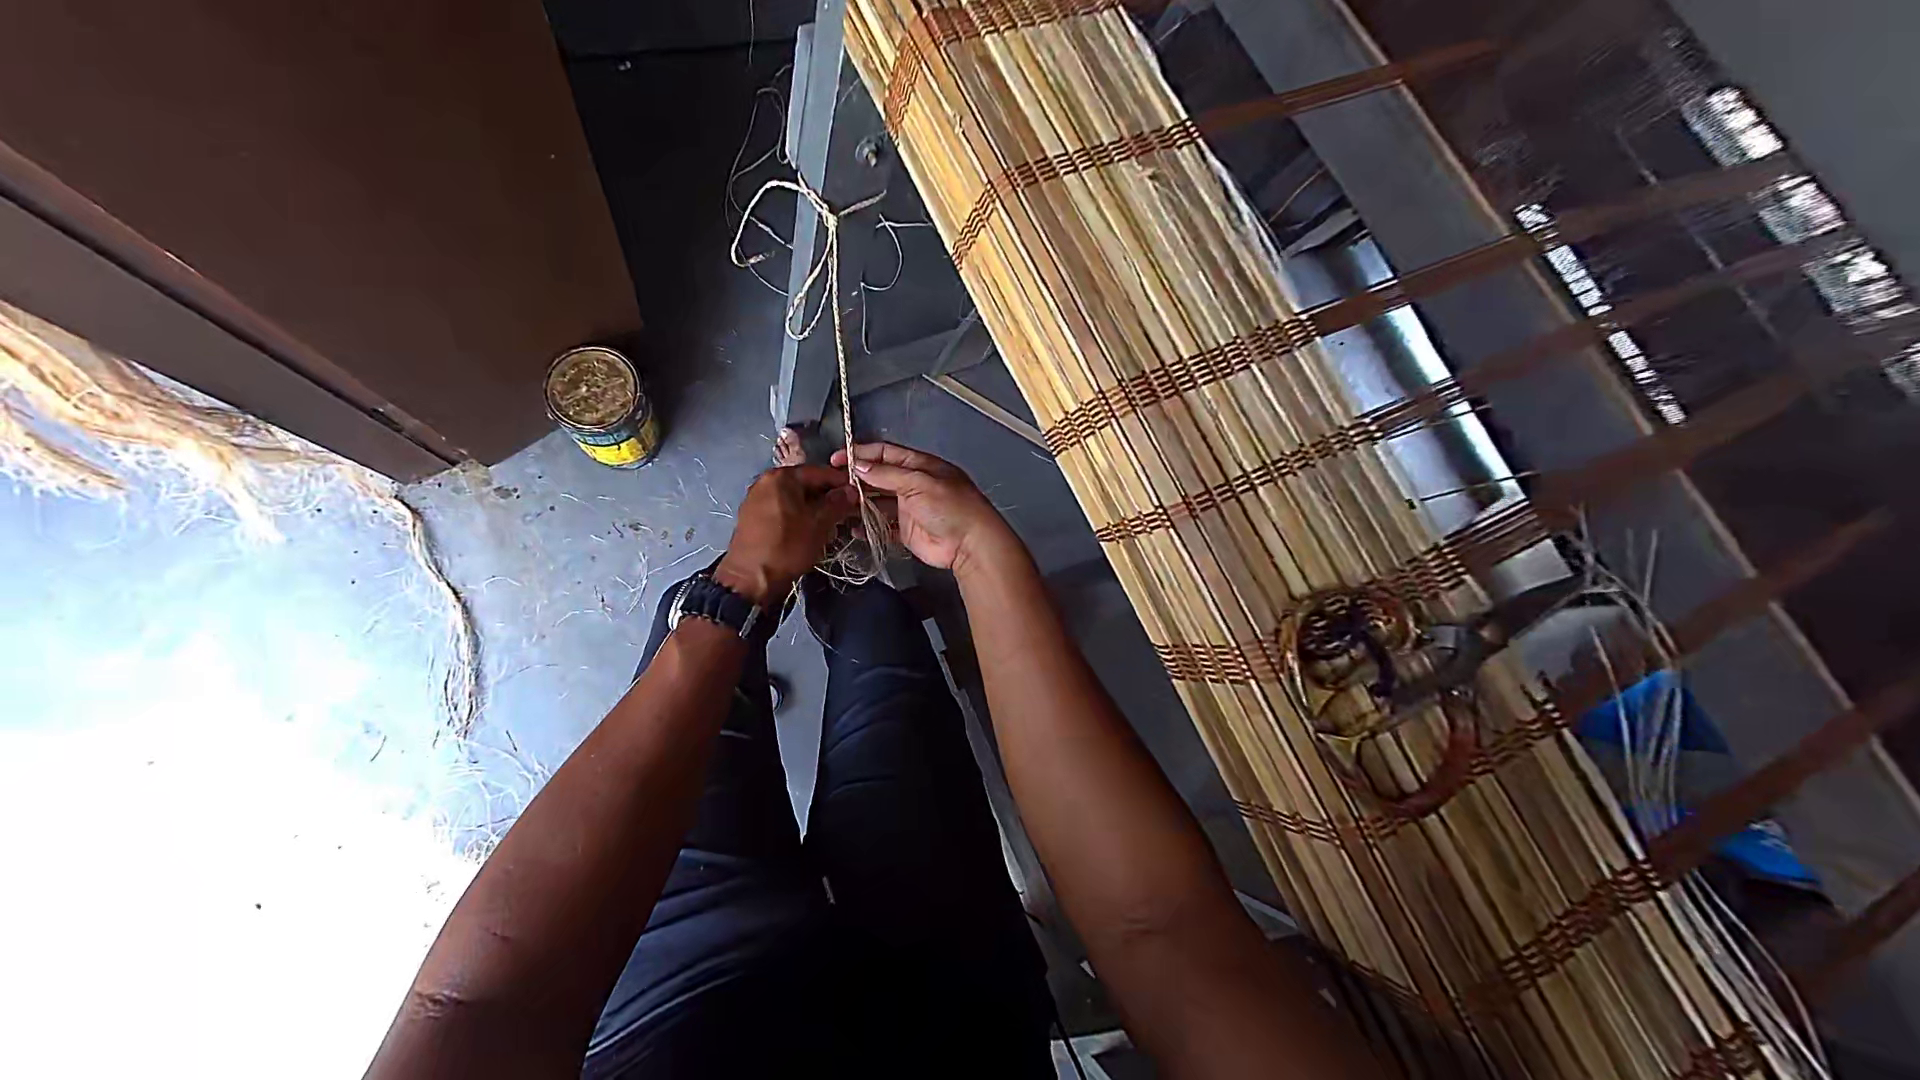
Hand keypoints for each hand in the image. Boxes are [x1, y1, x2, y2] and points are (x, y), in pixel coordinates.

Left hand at [716, 464, 857, 605]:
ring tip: (832, 527)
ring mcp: (757, 499)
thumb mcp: (819, 524)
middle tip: (848, 514)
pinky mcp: (754, 517)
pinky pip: (784, 510)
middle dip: (829, 499)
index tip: (860, 496)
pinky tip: (811, 532)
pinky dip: (799, 517)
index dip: (843, 484)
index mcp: (781, 477)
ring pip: (796, 499)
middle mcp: (766, 482)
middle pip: (807, 485)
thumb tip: (852, 490)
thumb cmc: (787, 547)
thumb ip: (838, 503)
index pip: (820, 473)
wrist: (750, 580)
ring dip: (815, 510)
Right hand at [832, 442, 1019, 574]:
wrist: (969, 543)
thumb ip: (888, 475)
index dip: (861, 454)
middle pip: (879, 477)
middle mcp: (912, 484)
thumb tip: (860, 466)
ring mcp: (909, 508)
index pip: (885, 453)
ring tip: (838, 504)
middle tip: (833, 484)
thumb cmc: (950, 507)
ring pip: (878, 502)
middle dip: (857, 479)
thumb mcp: (919, 483)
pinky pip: (883, 527)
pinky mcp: (906, 531)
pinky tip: (853, 528)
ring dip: (859, 503)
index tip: (838, 458)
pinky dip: (868, 527)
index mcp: (919, 466)